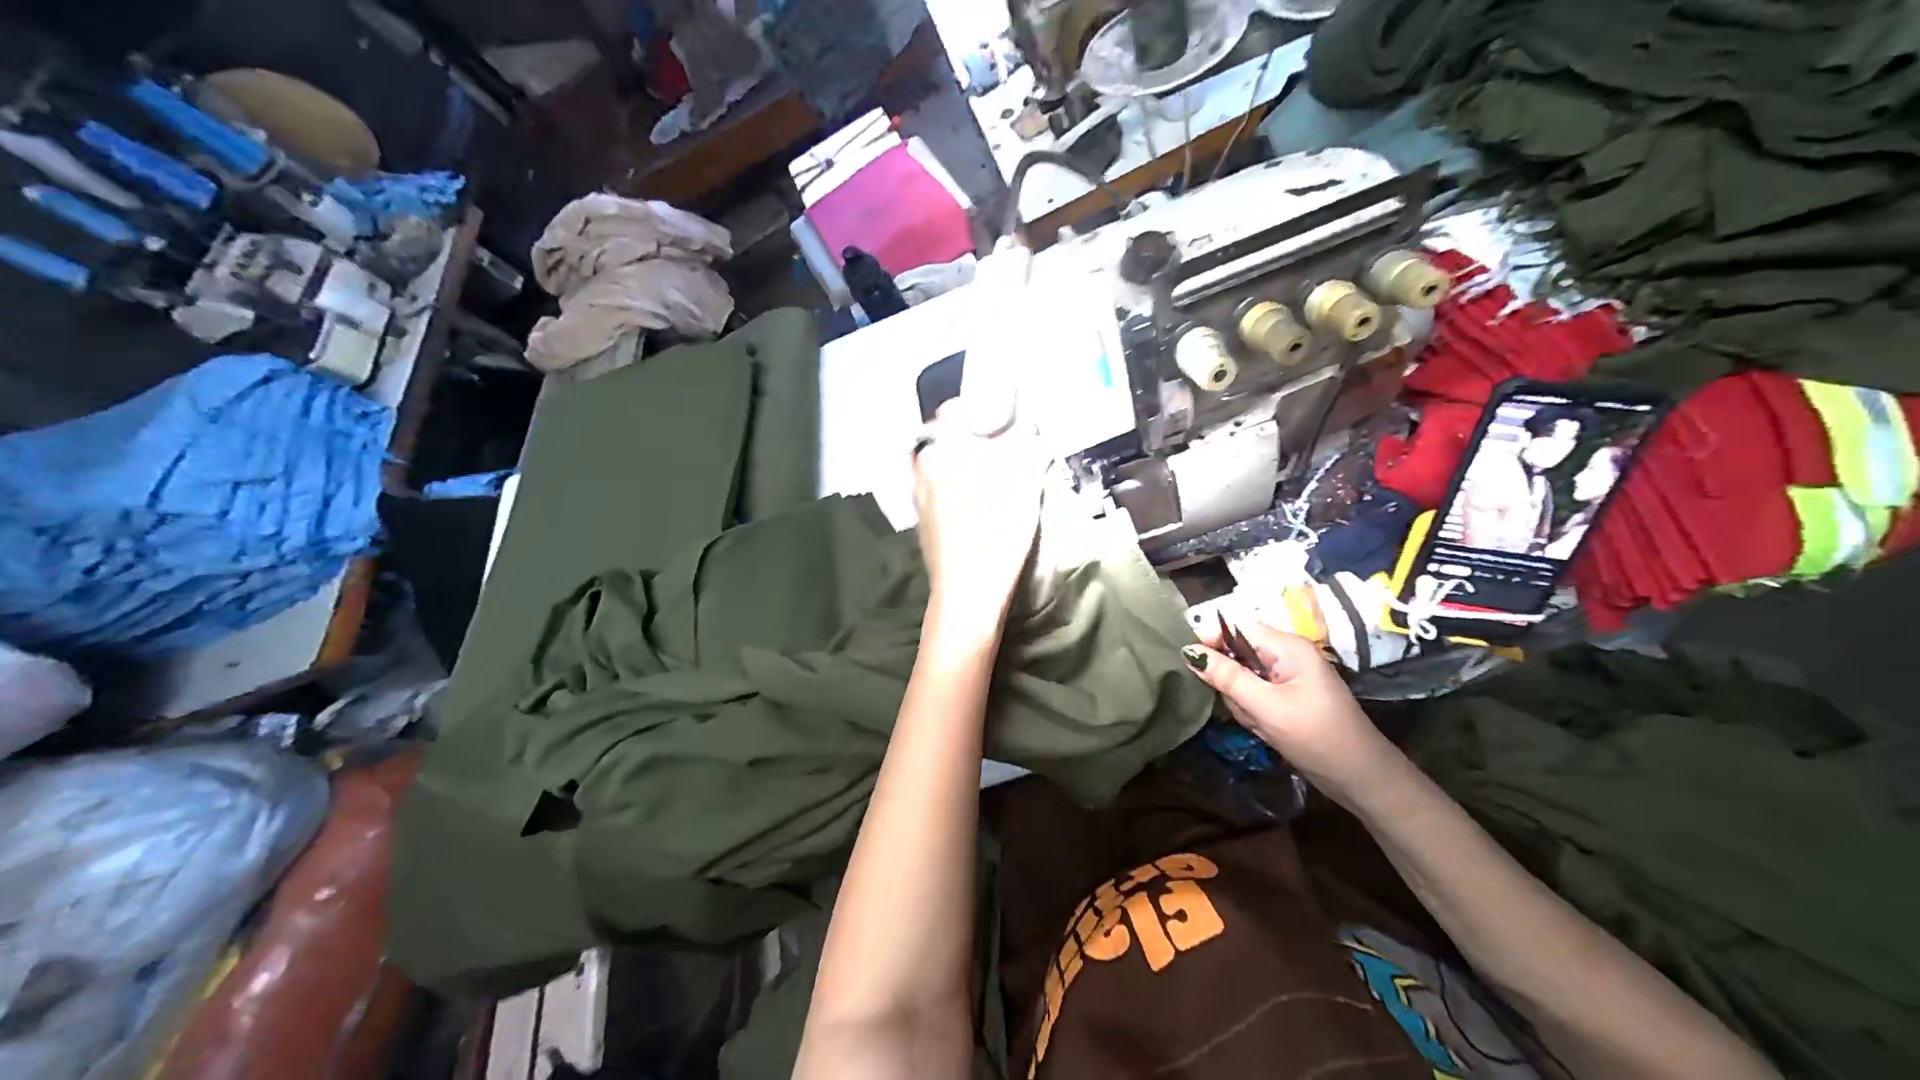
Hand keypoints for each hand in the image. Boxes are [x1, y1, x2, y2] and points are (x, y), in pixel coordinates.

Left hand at [911, 405, 1044, 640]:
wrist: (967, 594)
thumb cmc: (995, 536)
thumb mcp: (1024, 488)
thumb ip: (1028, 451)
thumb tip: (1031, 431)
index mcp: (943, 452)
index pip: (953, 410)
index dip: (980, 410)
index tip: (1001, 422)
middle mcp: (923, 468)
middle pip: (946, 437)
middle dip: (973, 438)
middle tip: (1003, 451)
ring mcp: (918, 496)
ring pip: (942, 463)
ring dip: (965, 463)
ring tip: (995, 477)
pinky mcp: (922, 519)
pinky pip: (938, 487)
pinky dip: (957, 486)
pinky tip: (979, 505)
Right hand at [1181, 621, 1405, 808]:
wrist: (1361, 778)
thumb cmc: (1316, 737)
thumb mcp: (1266, 707)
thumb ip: (1227, 677)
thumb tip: (1189, 651)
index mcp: (1287, 647)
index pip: (1236, 627)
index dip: (1212, 641)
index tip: (1194, 665)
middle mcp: (1287, 655)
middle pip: (1236, 654)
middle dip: (1232, 683)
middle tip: (1246, 708)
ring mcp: (1288, 677)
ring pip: (1242, 678)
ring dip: (1242, 702)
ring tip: (1261, 724)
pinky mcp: (1287, 697)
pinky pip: (1254, 695)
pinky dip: (1253, 712)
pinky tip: (1266, 730)